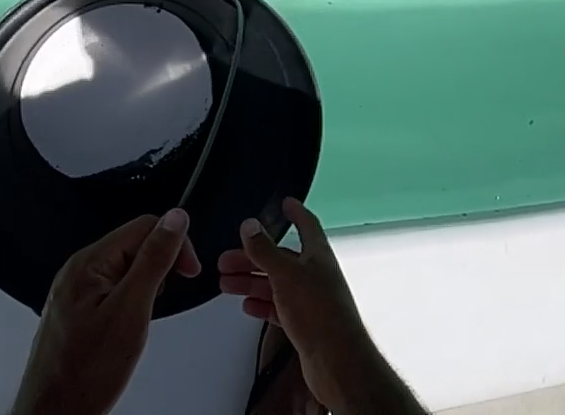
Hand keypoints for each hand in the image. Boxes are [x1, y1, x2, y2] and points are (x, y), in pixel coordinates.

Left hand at [12, 209, 201, 414]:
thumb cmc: (84, 375)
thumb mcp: (132, 310)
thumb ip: (155, 259)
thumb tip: (175, 219)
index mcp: (88, 263)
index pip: (144, 226)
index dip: (174, 244)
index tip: (188, 270)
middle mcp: (78, 271)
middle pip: (135, 245)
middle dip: (157, 268)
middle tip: (157, 303)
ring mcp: (75, 291)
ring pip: (127, 269)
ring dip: (144, 288)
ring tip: (137, 321)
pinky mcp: (77, 310)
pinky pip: (115, 289)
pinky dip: (130, 303)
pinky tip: (125, 328)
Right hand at [219, 198, 424, 414]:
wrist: (335, 360)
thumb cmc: (321, 314)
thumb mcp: (286, 274)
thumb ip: (265, 250)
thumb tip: (251, 227)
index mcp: (317, 254)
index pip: (307, 224)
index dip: (295, 212)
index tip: (286, 203)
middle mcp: (316, 273)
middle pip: (282, 257)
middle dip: (255, 256)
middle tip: (230, 258)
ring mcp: (311, 299)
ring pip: (277, 283)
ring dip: (252, 282)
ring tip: (228, 283)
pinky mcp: (305, 322)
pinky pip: (279, 307)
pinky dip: (263, 304)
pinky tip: (250, 307)